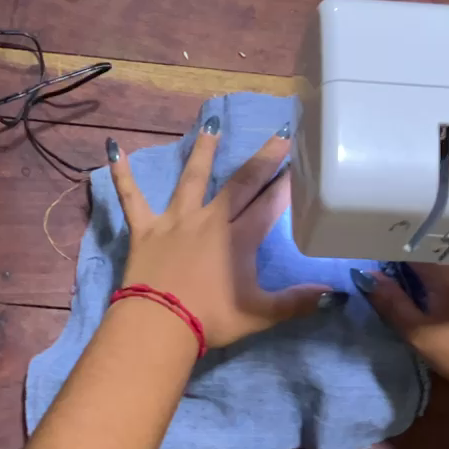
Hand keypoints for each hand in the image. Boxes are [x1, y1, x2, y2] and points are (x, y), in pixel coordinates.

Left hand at [108, 129, 331, 348]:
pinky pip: (131, 197)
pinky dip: (122, 175)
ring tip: (211, 125)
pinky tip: (113, 150)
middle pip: (241, 183)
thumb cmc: (210, 320)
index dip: (288, 183)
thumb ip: (296, 302)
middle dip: (263, 159)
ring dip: (203, 151)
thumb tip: (334, 295)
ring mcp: (176, 220)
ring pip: (191, 178)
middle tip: (280, 135)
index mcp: (239, 238)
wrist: (160, 324)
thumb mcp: (260, 314)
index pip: (270, 205)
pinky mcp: (145, 228)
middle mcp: (210, 220)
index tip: (304, 161)